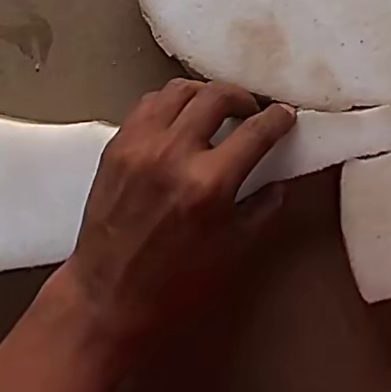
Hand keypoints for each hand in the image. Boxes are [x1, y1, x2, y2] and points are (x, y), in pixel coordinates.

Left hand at [53, 79, 295, 352]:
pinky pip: (147, 104)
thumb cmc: (175, 288)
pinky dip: (169, 103)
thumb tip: (279, 181)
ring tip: (215, 108)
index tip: (284, 114)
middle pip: (217, 96)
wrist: (106, 301)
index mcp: (208, 184)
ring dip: (205, 93)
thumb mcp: (233, 253)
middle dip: (243, 97)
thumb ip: (262, 210)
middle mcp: (173, 154)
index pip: (255, 132)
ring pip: (179, 90)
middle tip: (251, 109)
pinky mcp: (116, 146)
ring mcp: (140, 145)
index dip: (277, 118)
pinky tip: (179, 118)